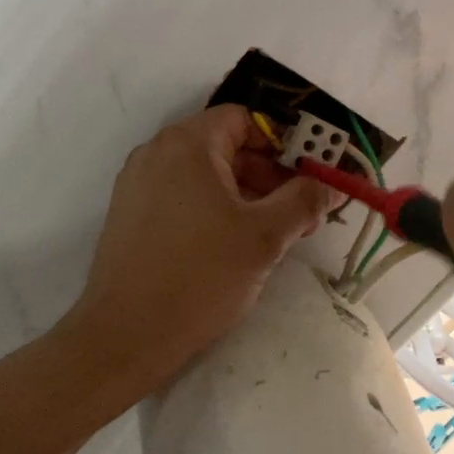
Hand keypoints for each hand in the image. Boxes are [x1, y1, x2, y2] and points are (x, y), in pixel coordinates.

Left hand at [64, 105, 327, 383]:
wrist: (125, 334)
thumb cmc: (199, 276)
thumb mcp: (264, 238)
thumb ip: (302, 201)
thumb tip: (327, 183)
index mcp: (186, 143)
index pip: (244, 119)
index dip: (282, 143)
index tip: (310, 177)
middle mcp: (156, 152)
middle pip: (224, 145)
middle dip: (267, 174)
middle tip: (302, 213)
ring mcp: (138, 182)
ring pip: (204, 174)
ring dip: (243, 194)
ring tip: (274, 236)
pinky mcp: (130, 213)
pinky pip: (181, 195)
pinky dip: (212, 208)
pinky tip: (233, 247)